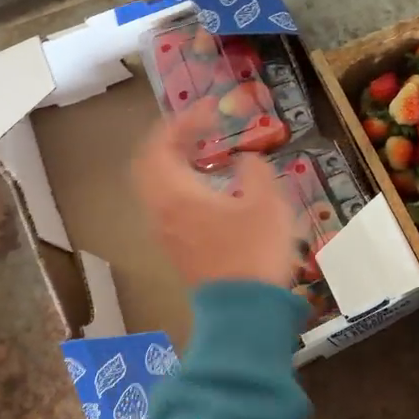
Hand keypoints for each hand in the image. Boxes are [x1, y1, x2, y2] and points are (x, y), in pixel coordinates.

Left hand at [133, 107, 305, 287]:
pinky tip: (215, 188)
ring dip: (178, 163)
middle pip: (150, 165)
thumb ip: (255, 172)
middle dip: (173, 140)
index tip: (210, 109)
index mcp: (176, 193)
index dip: (182, 122)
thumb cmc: (255, 250)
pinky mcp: (181, 248)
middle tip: (202, 128)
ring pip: (159, 186)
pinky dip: (185, 184)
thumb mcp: (267, 203)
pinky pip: (171, 204)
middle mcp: (162, 210)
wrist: (245, 309)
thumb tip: (246, 160)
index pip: (160, 146)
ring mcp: (168, 232)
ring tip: (209, 154)